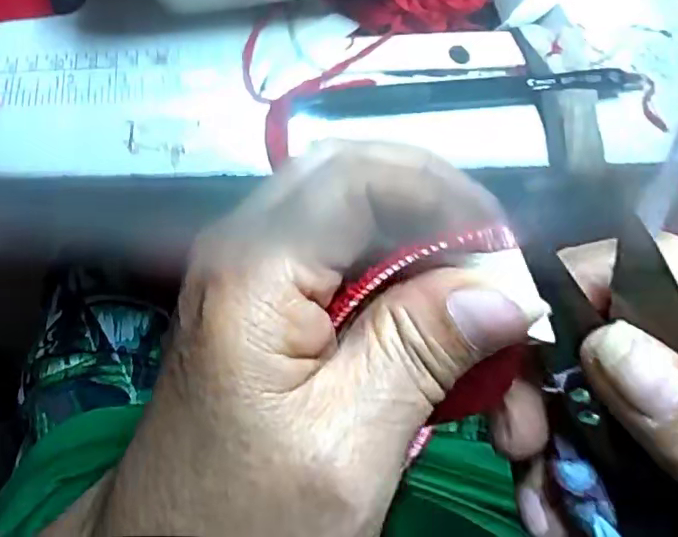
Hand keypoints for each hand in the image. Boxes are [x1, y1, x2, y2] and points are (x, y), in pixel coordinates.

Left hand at [52, 141, 540, 536]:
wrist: (167, 534)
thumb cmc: (246, 505)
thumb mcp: (346, 442)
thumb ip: (417, 349)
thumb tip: (501, 287)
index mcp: (255, 264)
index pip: (353, 176)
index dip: (439, 194)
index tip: (510, 253)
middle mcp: (243, 243)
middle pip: (349, 184)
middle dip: (435, 220)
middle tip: (503, 289)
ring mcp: (245, 265)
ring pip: (350, 224)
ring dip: (423, 269)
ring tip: (487, 354)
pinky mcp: (256, 295)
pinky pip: (335, 265)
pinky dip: (395, 296)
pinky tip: (441, 362)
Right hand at [493, 236, 677, 536]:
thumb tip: (608, 343)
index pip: (674, 271)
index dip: (583, 277)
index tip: (516, 337)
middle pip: (613, 329)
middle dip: (544, 371)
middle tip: (514, 439)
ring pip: (595, 387)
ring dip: (547, 428)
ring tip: (542, 498)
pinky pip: (614, 440)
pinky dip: (573, 467)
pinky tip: (562, 507)